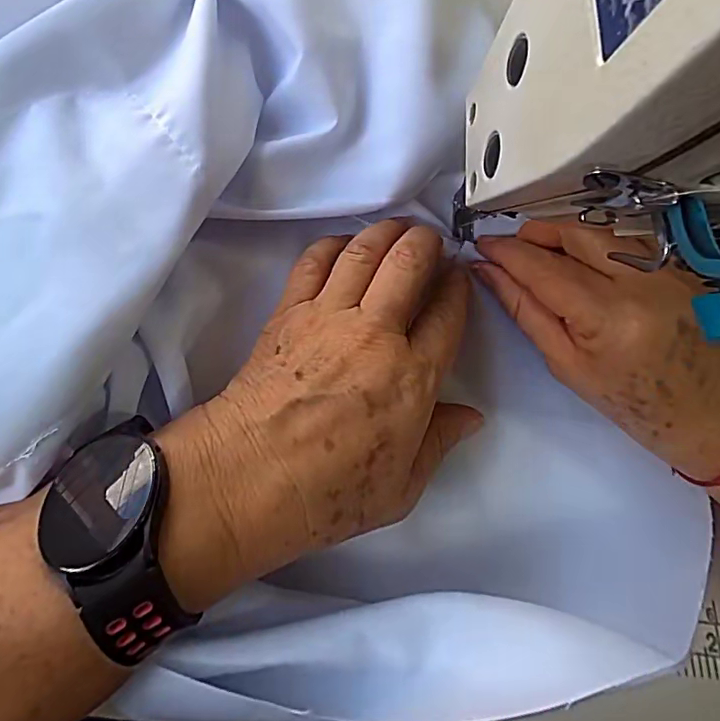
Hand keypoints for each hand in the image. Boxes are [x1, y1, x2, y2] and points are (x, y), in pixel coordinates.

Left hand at [154, 219, 480, 608]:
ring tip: (396, 228)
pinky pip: (313, 262)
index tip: (459, 277)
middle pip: (408, 265)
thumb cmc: (328, 492)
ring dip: (385, 232)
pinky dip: (331, 245)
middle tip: (431, 240)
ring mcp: (327, 317)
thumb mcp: (401, 487)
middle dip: (425, 244)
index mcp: (413, 378)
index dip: (458, 289)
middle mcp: (375, 335)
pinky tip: (342, 245)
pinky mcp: (288, 312)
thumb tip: (469, 415)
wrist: (251, 472)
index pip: (447, 315)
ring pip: (363, 253)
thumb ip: (438, 442)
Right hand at [470, 220, 719, 479]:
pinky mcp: (679, 270)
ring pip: (599, 231)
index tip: (480, 247)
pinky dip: (592, 243)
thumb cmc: (641, 406)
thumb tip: (490, 274)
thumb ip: (525, 311)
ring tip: (536, 252)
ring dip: (560, 235)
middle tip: (504, 247)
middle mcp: (642, 284)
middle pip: (572, 234)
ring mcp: (667, 272)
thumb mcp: (566, 364)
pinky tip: (577, 260)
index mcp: (608, 316)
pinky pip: (624, 241)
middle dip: (531, 234)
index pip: (541, 265)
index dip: (504, 252)